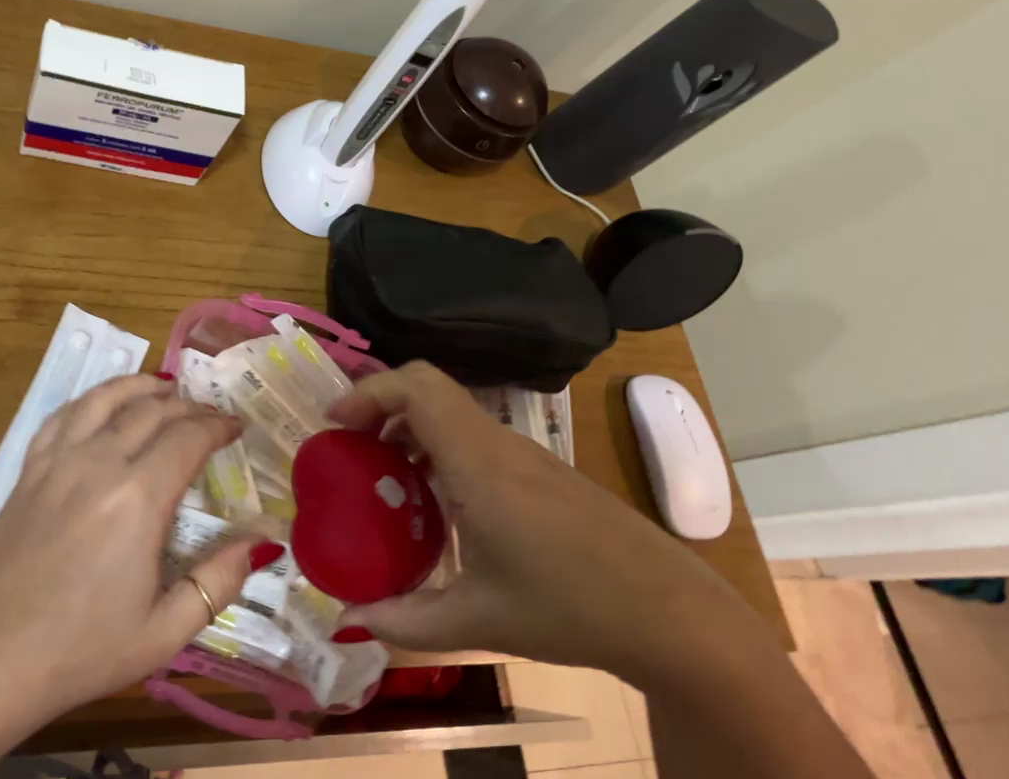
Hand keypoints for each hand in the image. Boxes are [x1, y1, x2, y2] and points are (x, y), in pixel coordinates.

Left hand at [0, 375, 260, 756]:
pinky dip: (91, 400)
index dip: (217, 426)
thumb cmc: (79, 653)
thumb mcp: (163, 634)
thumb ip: (217, 582)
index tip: (237, 428)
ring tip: (164, 388)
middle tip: (210, 415)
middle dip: (187, 406)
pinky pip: (62, 416)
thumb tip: (261, 542)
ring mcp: (55, 463)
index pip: (187, 438)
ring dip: (139, 387)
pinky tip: (101, 406)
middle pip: (150, 411)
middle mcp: (96, 463)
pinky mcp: (26, 472)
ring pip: (103, 400)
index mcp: (137, 499)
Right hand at [330, 362, 772, 686]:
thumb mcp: (477, 621)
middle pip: (430, 391)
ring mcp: (528, 455)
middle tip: (350, 451)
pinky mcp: (545, 472)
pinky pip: (477, 439)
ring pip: (454, 414)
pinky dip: (441, 451)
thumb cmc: (571, 608)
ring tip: (386, 480)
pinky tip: (439, 505)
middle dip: (380, 409)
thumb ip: (404, 621)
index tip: (335, 424)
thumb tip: (349, 620)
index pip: (418, 387)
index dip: (369, 391)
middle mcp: (501, 445)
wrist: (673, 615)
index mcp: (478, 464)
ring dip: (410, 431)